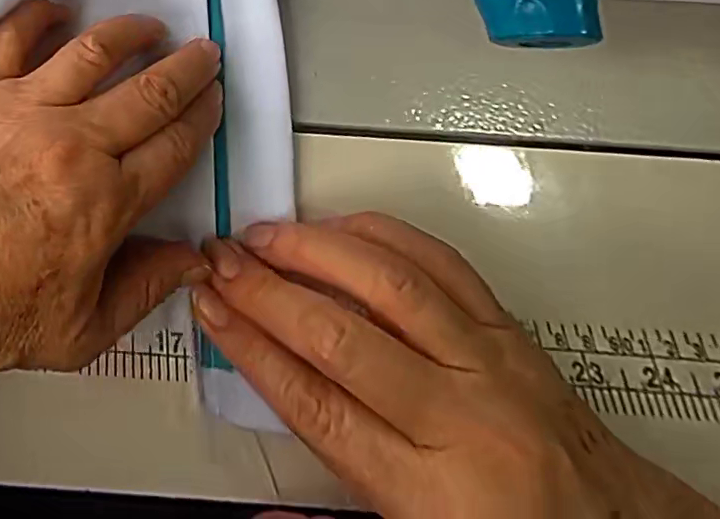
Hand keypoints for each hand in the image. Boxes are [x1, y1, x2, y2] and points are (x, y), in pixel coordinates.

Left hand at [0, 0, 222, 422]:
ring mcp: (24, 110)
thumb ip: (145, 288)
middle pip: (148, 92)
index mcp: (107, 200)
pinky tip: (55, 10)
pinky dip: (34, 15)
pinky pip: (10, 38)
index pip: (174, 146)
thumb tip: (193, 257)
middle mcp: (74, 143)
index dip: (201, 119)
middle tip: (203, 53)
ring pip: (90, 53)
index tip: (213, 100)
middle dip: (185, 69)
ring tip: (148, 26)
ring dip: (127, 33)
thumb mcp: (84, 331)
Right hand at [192, 214, 719, 518]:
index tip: (207, 304)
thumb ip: (330, 509)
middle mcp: (467, 424)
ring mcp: (495, 367)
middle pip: (340, 337)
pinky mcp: (512, 330)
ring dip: (312, 248)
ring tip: (261, 236)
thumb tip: (262, 506)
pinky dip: (376, 232)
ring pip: (392, 284)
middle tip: (218, 260)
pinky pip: (441, 262)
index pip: (314, 403)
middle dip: (263, 289)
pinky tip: (331, 228)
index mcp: (435, 494)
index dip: (247, 344)